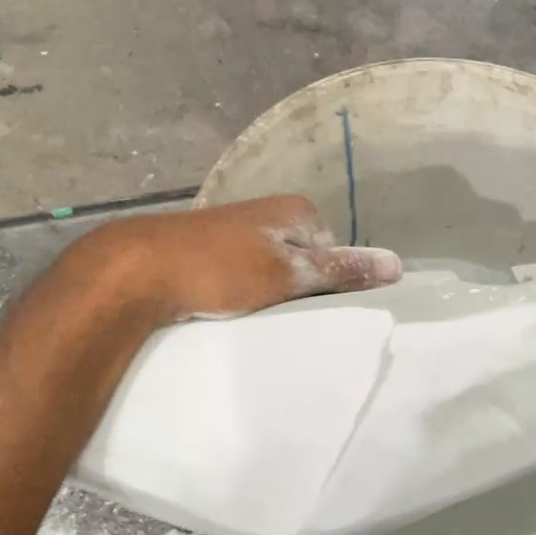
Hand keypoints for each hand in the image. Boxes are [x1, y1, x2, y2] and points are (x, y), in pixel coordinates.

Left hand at [49, 194, 401, 327]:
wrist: (137, 273)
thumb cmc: (221, 269)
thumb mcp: (290, 273)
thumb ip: (343, 270)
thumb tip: (398, 265)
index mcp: (295, 210)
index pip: (338, 253)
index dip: (333, 284)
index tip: (322, 311)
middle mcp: (268, 216)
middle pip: (307, 264)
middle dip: (303, 292)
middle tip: (295, 322)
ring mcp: (238, 235)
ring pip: (276, 275)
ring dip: (273, 300)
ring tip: (266, 324)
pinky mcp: (211, 257)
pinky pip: (247, 283)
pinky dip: (247, 301)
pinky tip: (238, 319)